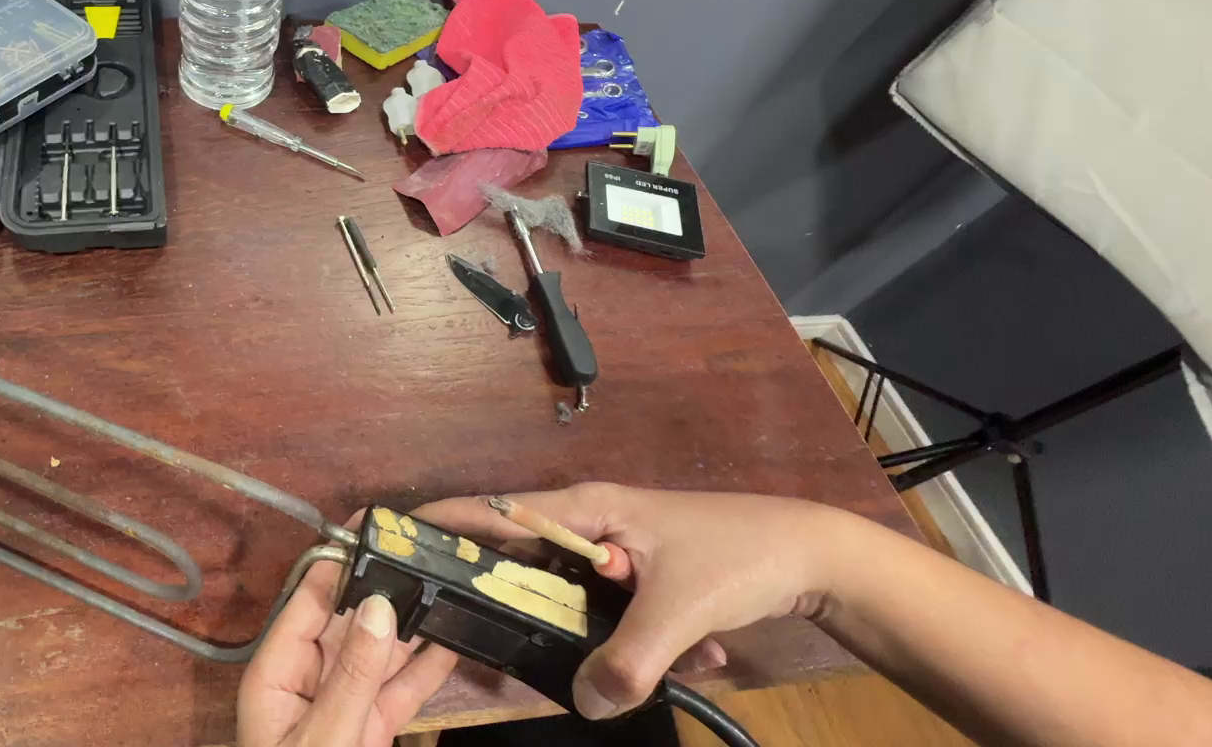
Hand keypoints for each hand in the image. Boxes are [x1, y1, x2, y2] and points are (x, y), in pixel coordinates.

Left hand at [237, 556, 458, 746]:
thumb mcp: (325, 739)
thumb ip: (354, 674)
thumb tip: (379, 604)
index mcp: (279, 669)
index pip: (312, 599)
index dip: (343, 562)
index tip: (381, 527)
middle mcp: (309, 676)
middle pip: (350, 619)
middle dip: (386, 588)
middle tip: (429, 553)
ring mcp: (342, 703)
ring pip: (379, 651)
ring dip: (412, 623)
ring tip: (449, 585)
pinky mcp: (370, 730)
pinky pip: (399, 689)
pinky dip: (424, 668)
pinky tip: (454, 641)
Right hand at [413, 483, 854, 719]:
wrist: (812, 554)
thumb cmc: (734, 555)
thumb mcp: (680, 608)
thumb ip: (630, 658)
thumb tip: (583, 702)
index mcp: (585, 509)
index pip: (498, 508)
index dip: (448, 518)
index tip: (400, 531)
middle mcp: (590, 525)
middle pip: (527, 559)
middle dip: (518, 601)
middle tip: (490, 637)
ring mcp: (615, 550)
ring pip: (575, 596)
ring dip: (603, 635)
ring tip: (649, 658)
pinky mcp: (640, 576)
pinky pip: (615, 612)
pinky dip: (643, 642)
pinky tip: (698, 657)